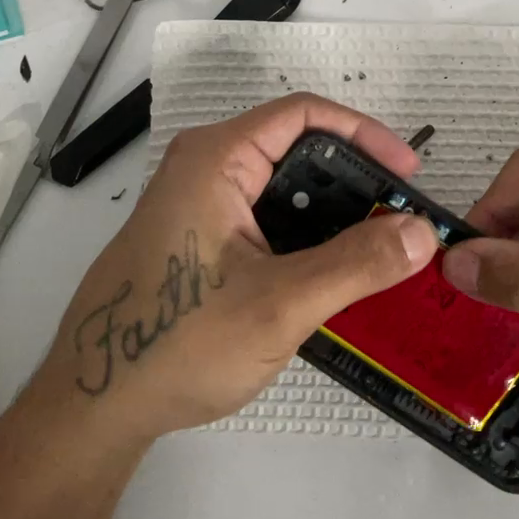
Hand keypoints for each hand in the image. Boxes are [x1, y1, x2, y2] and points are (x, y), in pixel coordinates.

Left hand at [26, 94, 437, 442]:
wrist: (95, 404)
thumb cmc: (180, 344)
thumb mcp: (279, 305)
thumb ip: (357, 264)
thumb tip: (423, 231)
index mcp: (216, 159)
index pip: (305, 114)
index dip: (365, 134)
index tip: (410, 174)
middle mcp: (204, 167)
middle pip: (295, 148)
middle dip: (354, 180)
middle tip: (400, 222)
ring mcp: (196, 203)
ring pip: (281, 187)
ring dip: (332, 214)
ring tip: (379, 251)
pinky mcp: (195, 237)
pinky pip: (264, 218)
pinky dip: (304, 236)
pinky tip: (333, 274)